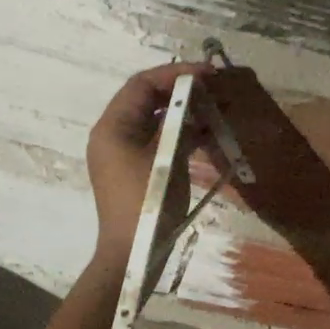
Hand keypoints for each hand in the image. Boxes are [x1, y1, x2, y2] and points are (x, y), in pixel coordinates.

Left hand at [87, 62, 209, 268]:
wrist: (132, 254)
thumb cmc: (147, 204)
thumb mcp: (167, 159)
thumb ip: (180, 124)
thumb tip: (196, 101)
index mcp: (112, 127)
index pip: (142, 84)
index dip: (176, 74)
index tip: (209, 75)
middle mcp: (113, 134)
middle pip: (148, 99)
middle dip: (182, 92)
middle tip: (215, 91)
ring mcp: (123, 154)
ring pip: (156, 121)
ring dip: (185, 113)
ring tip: (216, 110)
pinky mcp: (136, 171)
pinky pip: (159, 142)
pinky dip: (181, 135)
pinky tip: (207, 135)